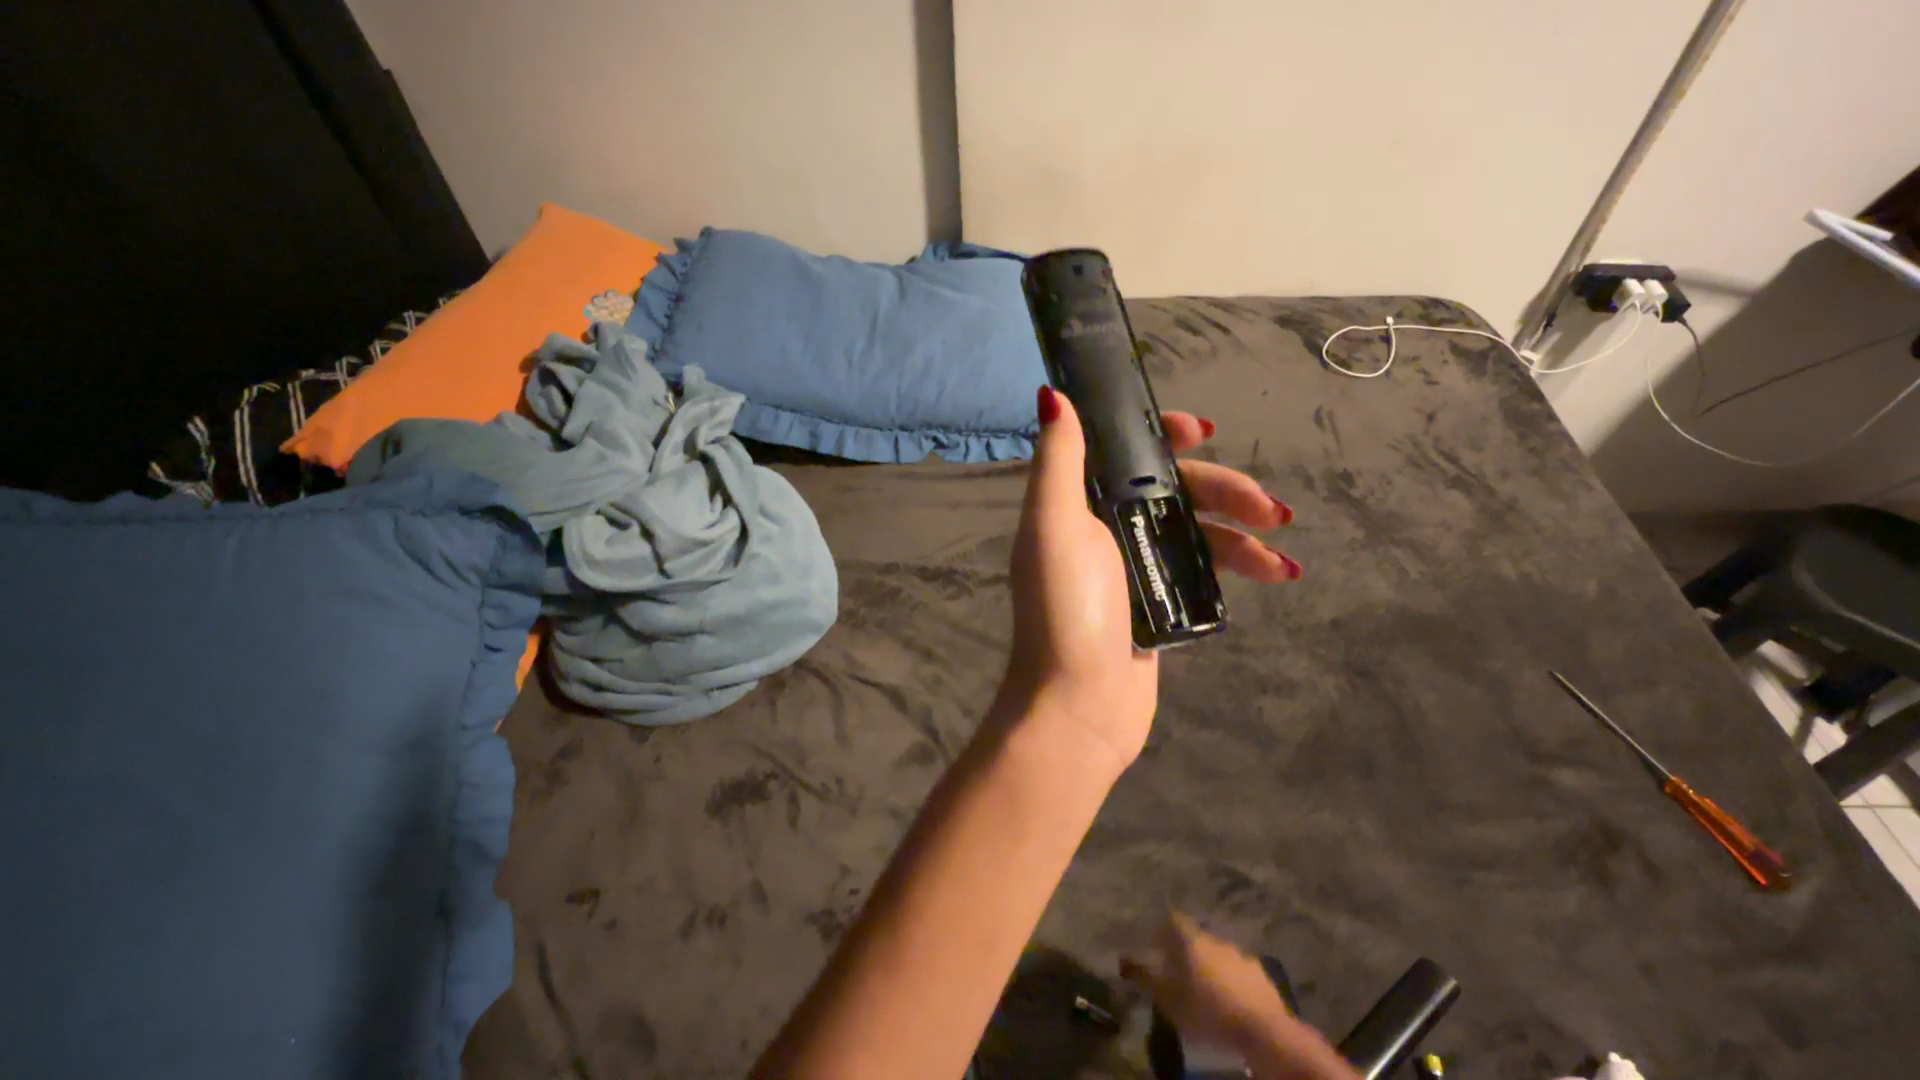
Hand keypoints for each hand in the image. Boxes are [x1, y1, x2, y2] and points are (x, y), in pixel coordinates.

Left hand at [998, 386, 1297, 771]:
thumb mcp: (1055, 525)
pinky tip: (1277, 573)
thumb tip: (1053, 391)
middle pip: (1177, 489)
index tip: (1204, 433)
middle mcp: (1107, 526)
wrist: (1078, 706)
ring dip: (1244, 534)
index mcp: (1079, 502)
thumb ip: (1060, 459)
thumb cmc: (1066, 609)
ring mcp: (1136, 566)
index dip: (1165, 434)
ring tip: (1281, 560)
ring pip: (1199, 530)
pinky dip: (1240, 566)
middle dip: (1226, 491)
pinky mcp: (1161, 603)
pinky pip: (1205, 569)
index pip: (1126, 449)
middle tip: (1270, 511)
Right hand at [1123, 914, 1360, 1079]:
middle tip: (1179, 973)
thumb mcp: (1168, 1000)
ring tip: (1206, 991)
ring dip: (1212, 968)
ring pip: (1220, 956)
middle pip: (1198, 939)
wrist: (1262, 1031)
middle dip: (1188, 953)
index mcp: (1193, 941)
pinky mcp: (1262, 976)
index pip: (1174, 921)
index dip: (1164, 930)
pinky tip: (1229, 1001)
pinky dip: (1232, 982)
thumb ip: (1145, 977)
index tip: (1157, 944)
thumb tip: (1124, 959)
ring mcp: (1243, 957)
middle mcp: (1218, 941)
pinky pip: (1239, 973)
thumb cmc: (1207, 1012)